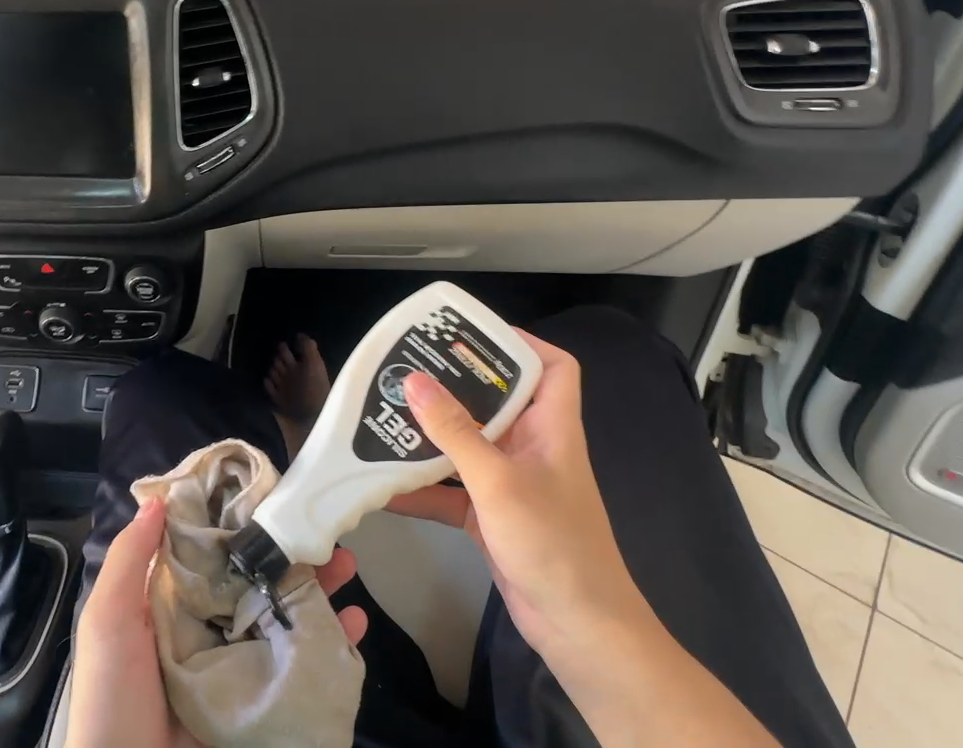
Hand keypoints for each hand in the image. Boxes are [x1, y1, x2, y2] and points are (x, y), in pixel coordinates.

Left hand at [64, 497, 368, 747]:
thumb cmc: (114, 696)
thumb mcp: (109, 622)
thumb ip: (128, 560)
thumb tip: (157, 497)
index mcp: (172, 602)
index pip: (212, 550)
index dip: (241, 521)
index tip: (274, 492)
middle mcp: (209, 624)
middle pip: (257, 577)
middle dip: (292, 552)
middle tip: (325, 529)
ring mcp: (239, 661)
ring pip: (285, 613)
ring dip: (319, 588)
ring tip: (349, 566)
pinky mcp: (262, 697)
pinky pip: (301, 664)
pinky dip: (333, 643)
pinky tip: (356, 623)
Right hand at [386, 329, 646, 653]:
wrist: (578, 627)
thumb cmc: (551, 542)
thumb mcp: (497, 481)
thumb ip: (454, 431)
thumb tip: (414, 381)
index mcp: (551, 427)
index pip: (553, 367)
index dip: (520, 343)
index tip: (471, 335)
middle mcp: (532, 447)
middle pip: (496, 401)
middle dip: (454, 386)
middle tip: (408, 369)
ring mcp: (511, 482)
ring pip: (468, 444)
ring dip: (432, 436)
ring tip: (386, 416)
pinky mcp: (492, 515)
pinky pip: (452, 489)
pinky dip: (423, 488)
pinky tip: (384, 487)